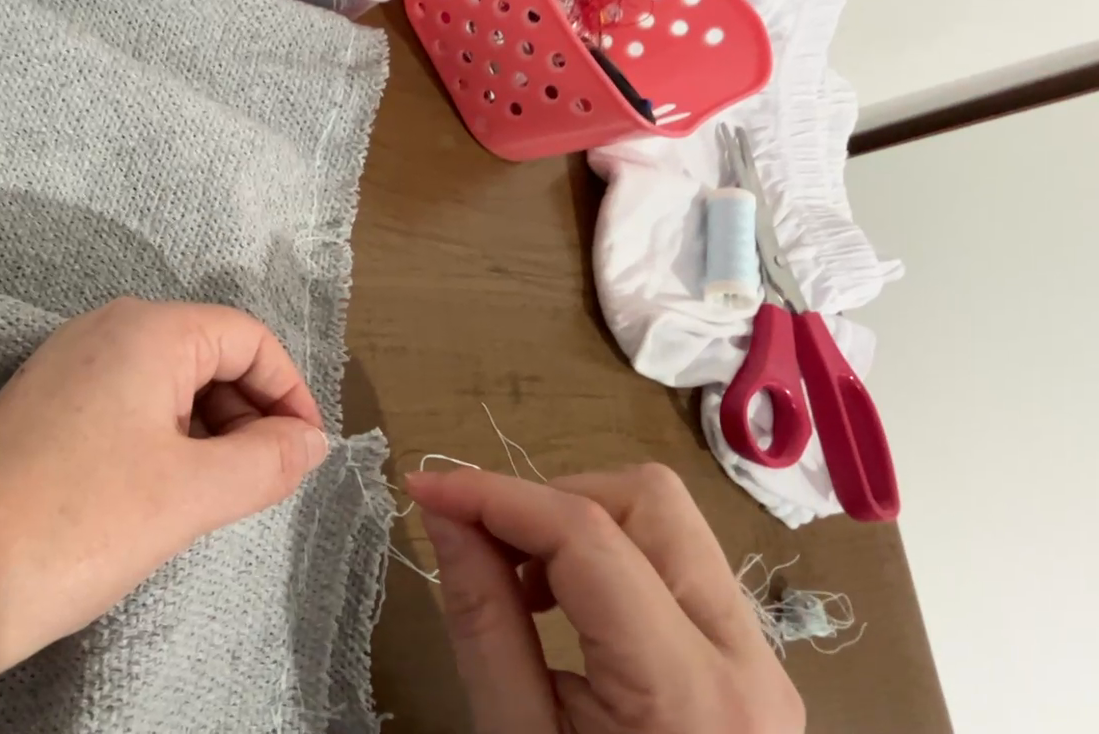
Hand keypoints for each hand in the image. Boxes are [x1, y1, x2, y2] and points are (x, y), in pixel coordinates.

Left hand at [0, 298, 328, 702]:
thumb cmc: (79, 520)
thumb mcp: (189, 493)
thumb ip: (267, 461)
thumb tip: (312, 442)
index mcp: (147, 329)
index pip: (248, 337)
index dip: (289, 391)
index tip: (304, 454)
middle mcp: (108, 328)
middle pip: (209, 353)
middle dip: (248, 412)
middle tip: (261, 482)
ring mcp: (72, 361)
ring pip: (170, 381)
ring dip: (209, 429)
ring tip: (215, 495)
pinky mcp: (49, 400)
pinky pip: (130, 401)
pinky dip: (166, 436)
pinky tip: (164, 488)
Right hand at [404, 463, 803, 733]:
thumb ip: (480, 617)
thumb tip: (442, 511)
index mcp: (691, 693)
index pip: (587, 534)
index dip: (493, 494)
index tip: (421, 489)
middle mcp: (750, 661)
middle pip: (649, 500)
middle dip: (548, 499)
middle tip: (482, 542)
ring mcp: (761, 663)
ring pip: (664, 522)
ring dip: (573, 523)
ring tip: (517, 584)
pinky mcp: (748, 666)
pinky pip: (670, 563)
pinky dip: (599, 554)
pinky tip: (558, 609)